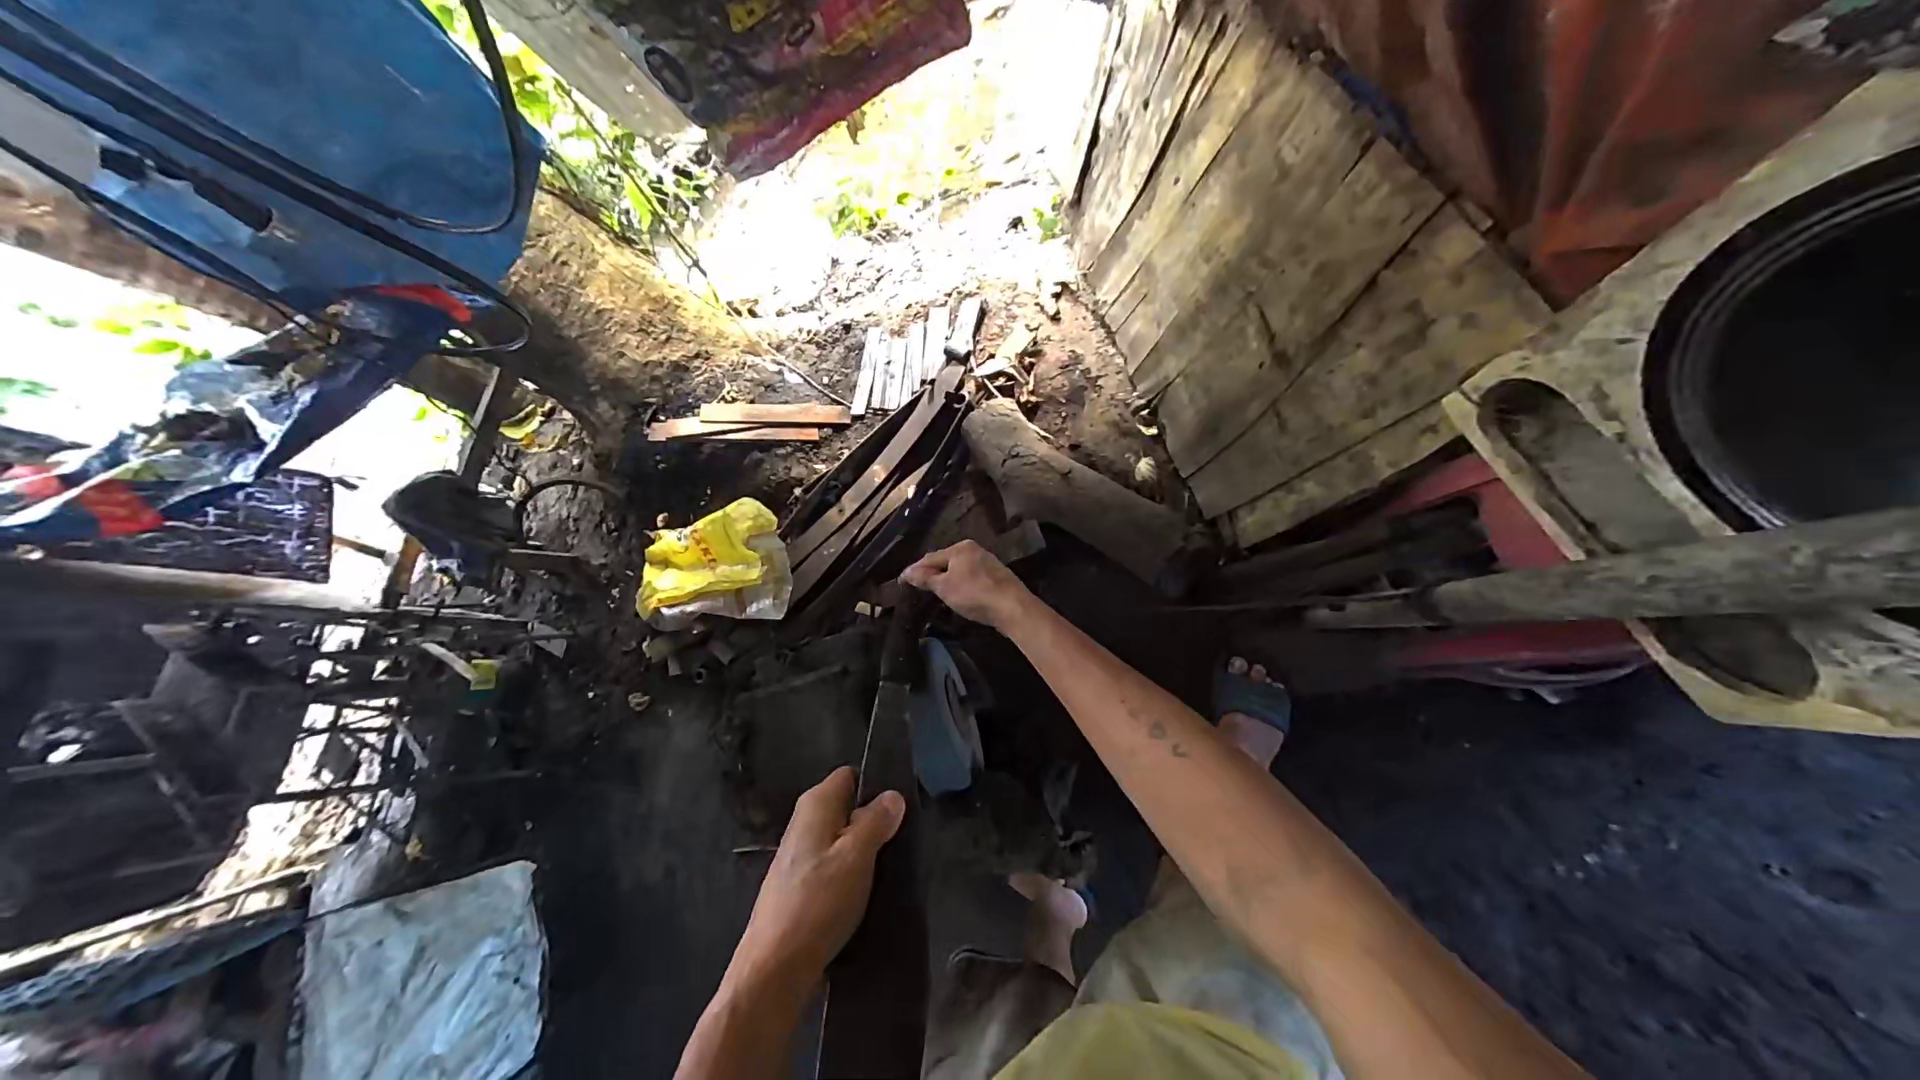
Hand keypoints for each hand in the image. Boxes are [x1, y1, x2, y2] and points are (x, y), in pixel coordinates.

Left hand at [728, 767, 905, 993]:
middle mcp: (803, 822)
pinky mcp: (798, 885)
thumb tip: (892, 795)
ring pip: (841, 838)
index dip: (876, 786)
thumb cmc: (818, 903)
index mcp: (814, 805)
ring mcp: (798, 855)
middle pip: (847, 807)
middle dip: (872, 821)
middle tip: (900, 840)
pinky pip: (832, 864)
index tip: (900, 808)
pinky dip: (849, 873)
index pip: (850, 775)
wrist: (775, 968)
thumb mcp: (857, 857)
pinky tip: (864, 893)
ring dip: (863, 850)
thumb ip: (875, 821)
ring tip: (888, 868)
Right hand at [900, 540, 1036, 630]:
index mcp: (960, 548)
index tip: (902, 580)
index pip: (930, 558)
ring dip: (947, 579)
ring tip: (935, 591)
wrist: (1012, 607)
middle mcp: (974, 550)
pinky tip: (959, 594)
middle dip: (932, 573)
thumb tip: (908, 572)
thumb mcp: (944, 587)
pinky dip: (961, 584)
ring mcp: (988, 562)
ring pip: (960, 569)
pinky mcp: (996, 576)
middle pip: (946, 561)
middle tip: (917, 586)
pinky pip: (971, 577)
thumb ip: (926, 578)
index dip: (915, 570)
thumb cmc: (974, 594)